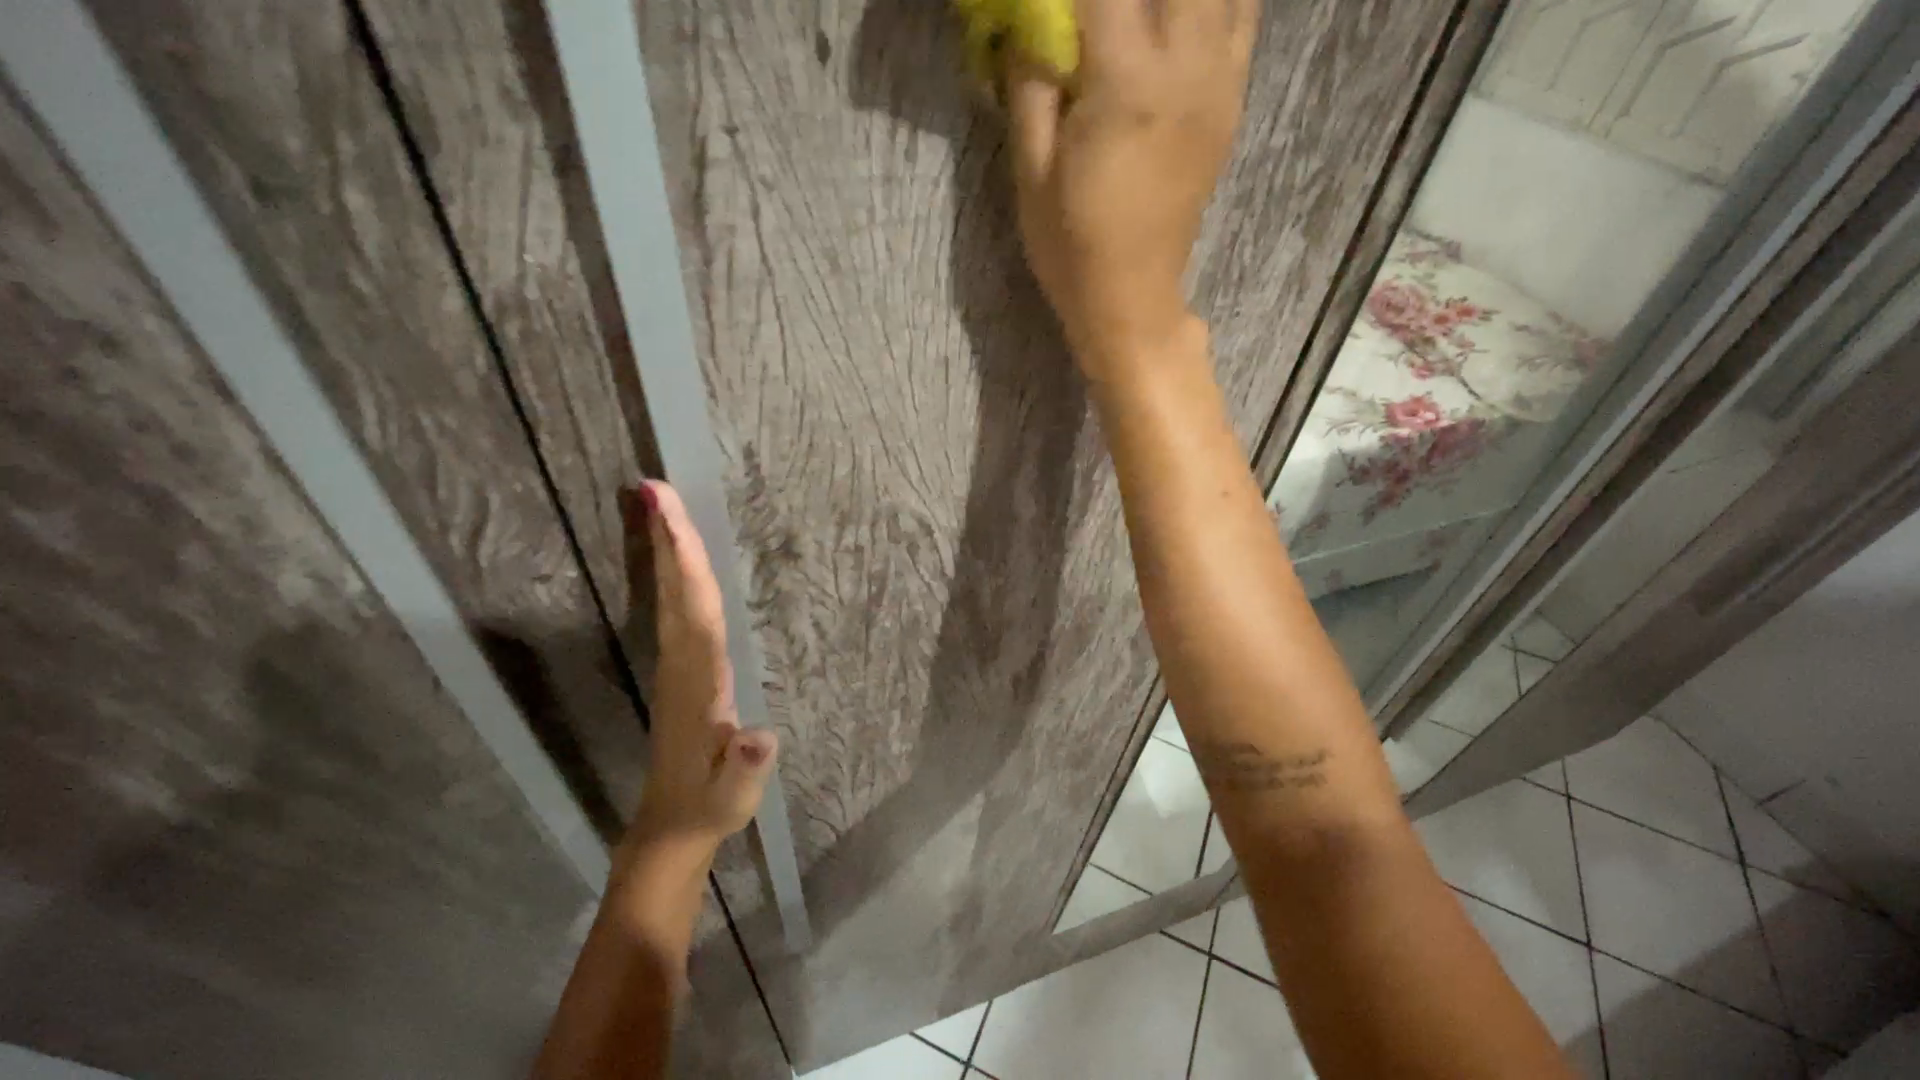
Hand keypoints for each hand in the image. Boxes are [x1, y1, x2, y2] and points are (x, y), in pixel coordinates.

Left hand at [622, 481, 777, 852]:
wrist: (672, 824)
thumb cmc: (710, 806)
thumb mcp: (735, 797)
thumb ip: (747, 768)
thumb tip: (761, 737)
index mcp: (698, 684)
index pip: (696, 615)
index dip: (686, 567)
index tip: (671, 520)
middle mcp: (681, 665)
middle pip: (676, 592)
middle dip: (668, 539)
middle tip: (653, 486)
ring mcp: (676, 665)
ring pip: (672, 596)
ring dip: (667, 549)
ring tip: (659, 503)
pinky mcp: (679, 668)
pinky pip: (677, 609)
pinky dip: (674, 575)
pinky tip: (674, 556)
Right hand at [1009, 0, 1258, 377]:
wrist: (1131, 297)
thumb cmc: (1070, 243)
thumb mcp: (1030, 168)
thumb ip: (1031, 80)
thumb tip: (1031, 18)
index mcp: (1129, 84)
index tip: (1050, 1)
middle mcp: (1188, 68)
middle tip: (1097, 7)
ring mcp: (1221, 83)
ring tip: (1133, 13)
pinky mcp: (1233, 101)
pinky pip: (1242, 17)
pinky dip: (1213, 1)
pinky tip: (1175, 14)